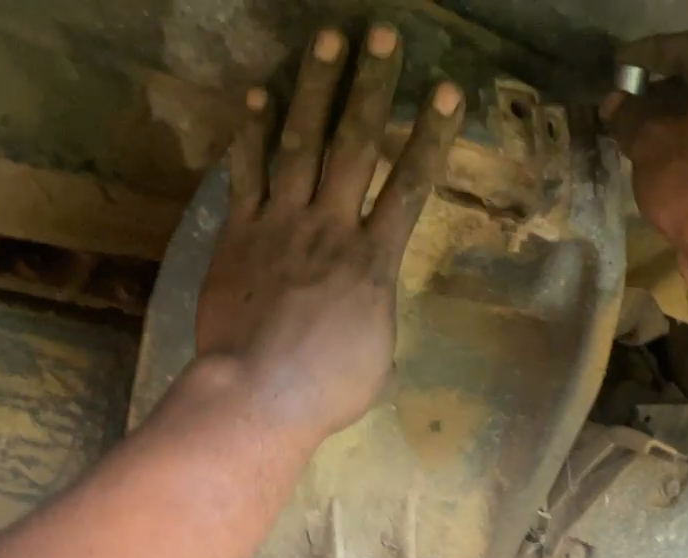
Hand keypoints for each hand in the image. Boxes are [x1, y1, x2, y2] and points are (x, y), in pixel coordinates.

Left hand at [192, 25, 465, 438]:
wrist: (260, 393)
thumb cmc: (330, 388)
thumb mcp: (378, 357)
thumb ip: (376, 316)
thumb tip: (369, 309)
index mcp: (374, 261)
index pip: (411, 187)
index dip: (431, 136)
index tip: (447, 92)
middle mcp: (331, 227)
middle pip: (356, 146)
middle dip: (373, 88)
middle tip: (384, 35)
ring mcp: (282, 224)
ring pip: (302, 144)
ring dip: (317, 90)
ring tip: (330, 42)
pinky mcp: (240, 234)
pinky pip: (247, 173)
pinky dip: (252, 133)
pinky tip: (260, 96)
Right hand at [602, 31, 687, 250]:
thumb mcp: (649, 141)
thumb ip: (628, 115)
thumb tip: (614, 104)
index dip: (651, 51)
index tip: (620, 67)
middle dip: (657, 94)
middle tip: (624, 108)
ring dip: (667, 129)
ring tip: (633, 142)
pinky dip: (680, 154)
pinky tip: (655, 170)